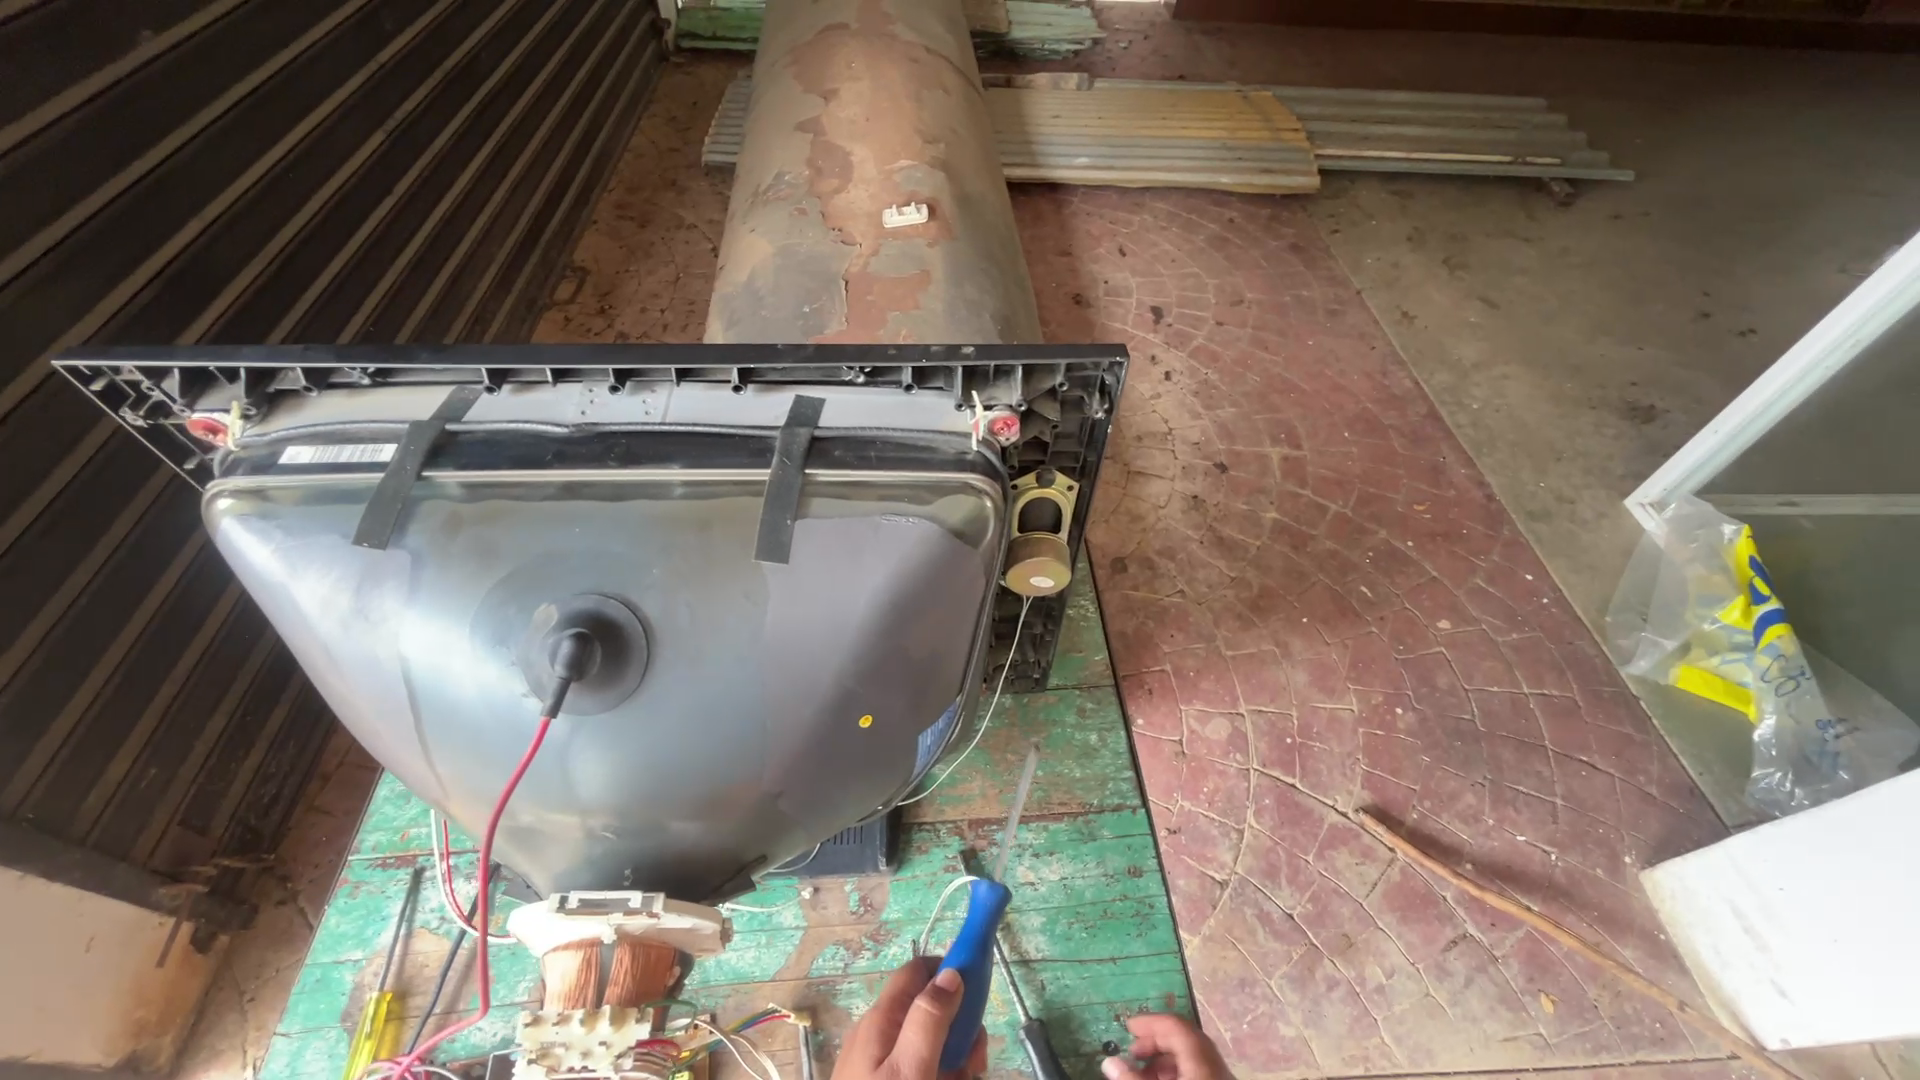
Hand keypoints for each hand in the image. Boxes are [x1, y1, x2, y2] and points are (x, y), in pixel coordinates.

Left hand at [832, 957, 987, 1079]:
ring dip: (954, 1059)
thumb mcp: (911, 1069)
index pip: (917, 971)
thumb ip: (930, 1019)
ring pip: (928, 1043)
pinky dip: (938, 1074)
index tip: (979, 998)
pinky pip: (918, 1067)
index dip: (949, 972)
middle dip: (959, 1030)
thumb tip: (951, 971)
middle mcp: (879, 1033)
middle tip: (974, 1064)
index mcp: (882, 1019)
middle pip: (929, 1010)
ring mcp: (879, 1062)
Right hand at [1100, 1014, 1232, 1079]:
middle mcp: (1218, 1071)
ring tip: (1141, 1076)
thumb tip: (1109, 1062)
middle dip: (1156, 1043)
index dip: (1151, 1022)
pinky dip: (1177, 1075)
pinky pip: (1199, 1075)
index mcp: (1203, 1065)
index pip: (1177, 1028)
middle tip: (1132, 1053)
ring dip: (1165, 1062)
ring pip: (1193, 1061)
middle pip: (1186, 1042)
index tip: (1127, 1028)